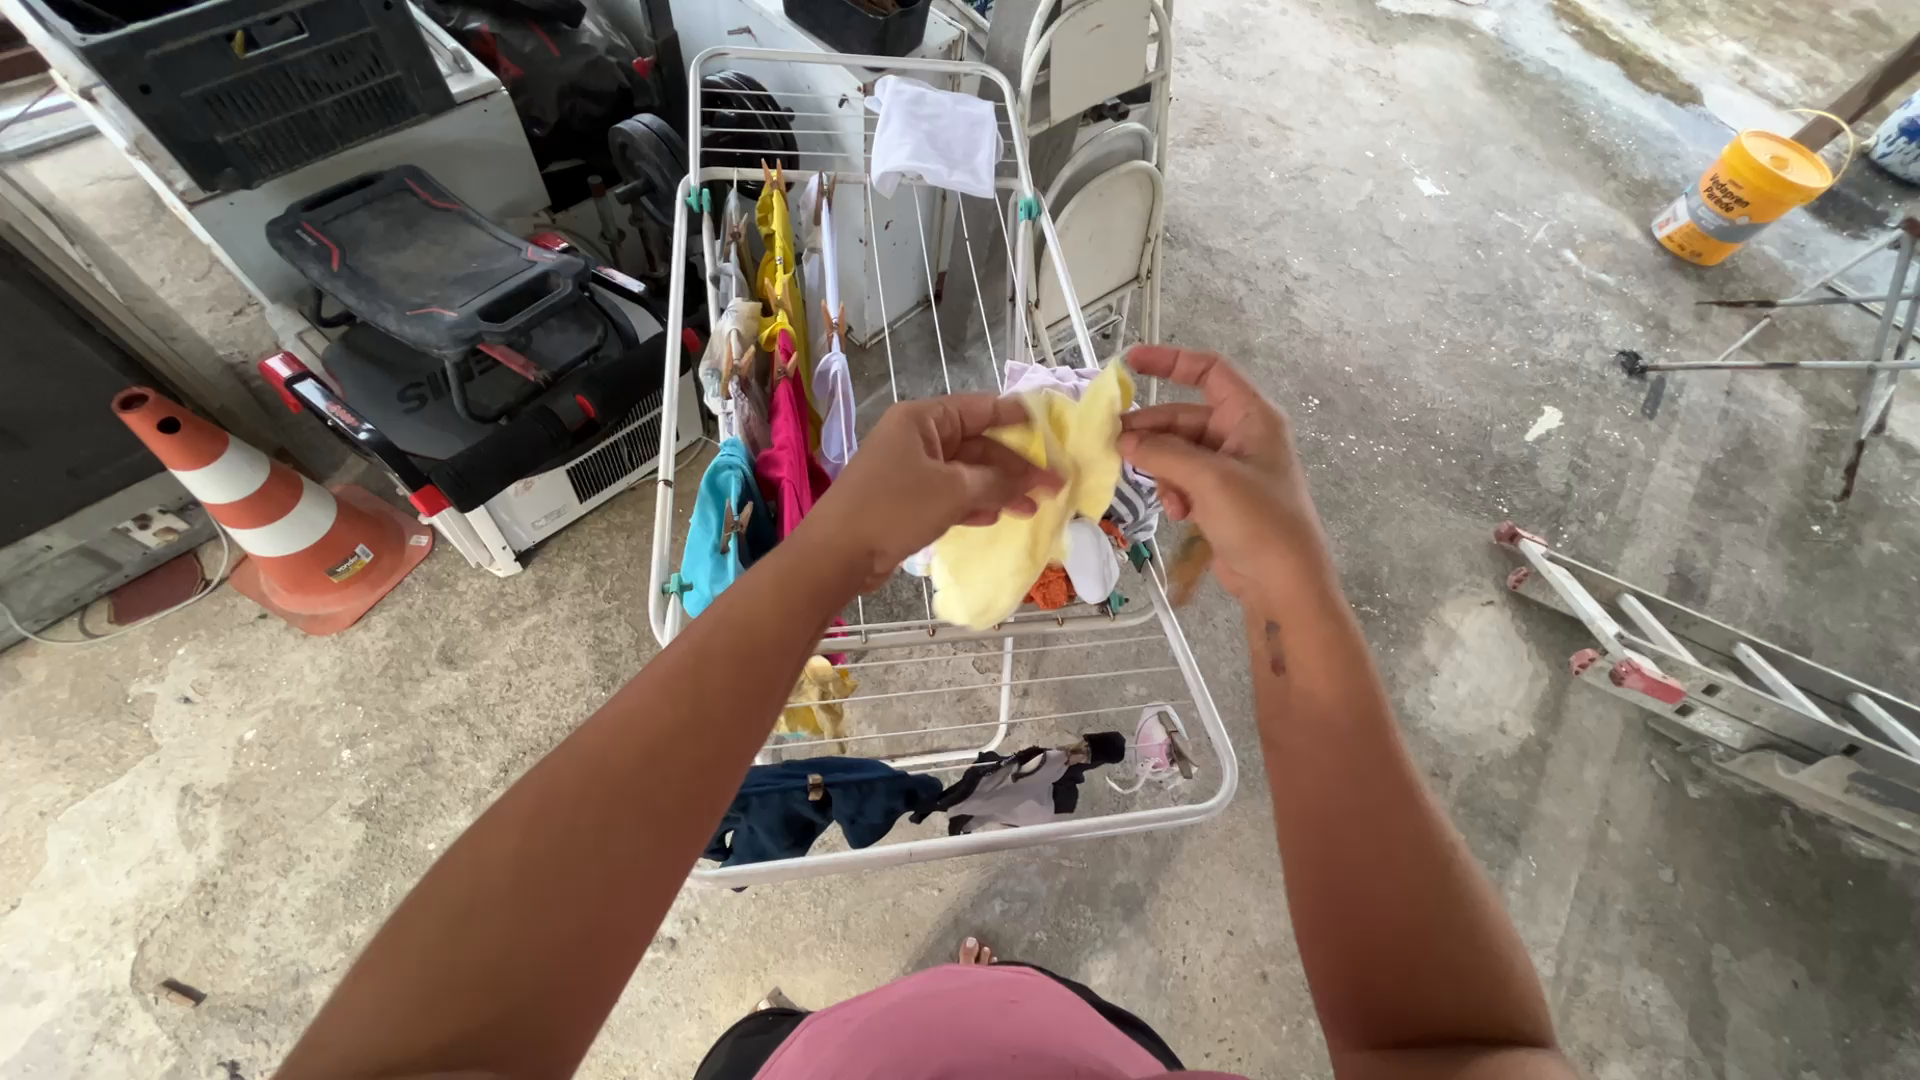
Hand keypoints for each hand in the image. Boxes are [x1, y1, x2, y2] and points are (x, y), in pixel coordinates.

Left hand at [799, 394, 1061, 590]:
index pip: (982, 408)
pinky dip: (974, 504)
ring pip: (967, 473)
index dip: (1020, 420)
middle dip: (1015, 466)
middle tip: (1053, 486)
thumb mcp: (954, 492)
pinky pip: (950, 494)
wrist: (837, 554)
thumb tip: (1035, 481)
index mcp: (923, 419)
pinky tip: (997, 517)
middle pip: (978, 444)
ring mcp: (910, 469)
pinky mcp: (907, 500)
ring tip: (1032, 508)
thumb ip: (998, 483)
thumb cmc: (894, 509)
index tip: (1054, 435)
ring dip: (999, 489)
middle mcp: (917, 437)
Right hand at [1119, 345, 1329, 600]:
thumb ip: (1162, 452)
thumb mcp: (1209, 479)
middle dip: (1151, 434)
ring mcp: (1229, 469)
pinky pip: (1182, 480)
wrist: (1283, 583)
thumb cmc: (1259, 520)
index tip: (1128, 363)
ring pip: (1176, 453)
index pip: (1208, 371)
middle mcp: (1240, 436)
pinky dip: (1173, 492)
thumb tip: (1123, 439)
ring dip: (1162, 471)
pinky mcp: (1219, 498)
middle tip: (1115, 446)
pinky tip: (1178, 513)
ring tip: (1165, 496)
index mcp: (1251, 416)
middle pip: (1182, 418)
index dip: (1170, 362)